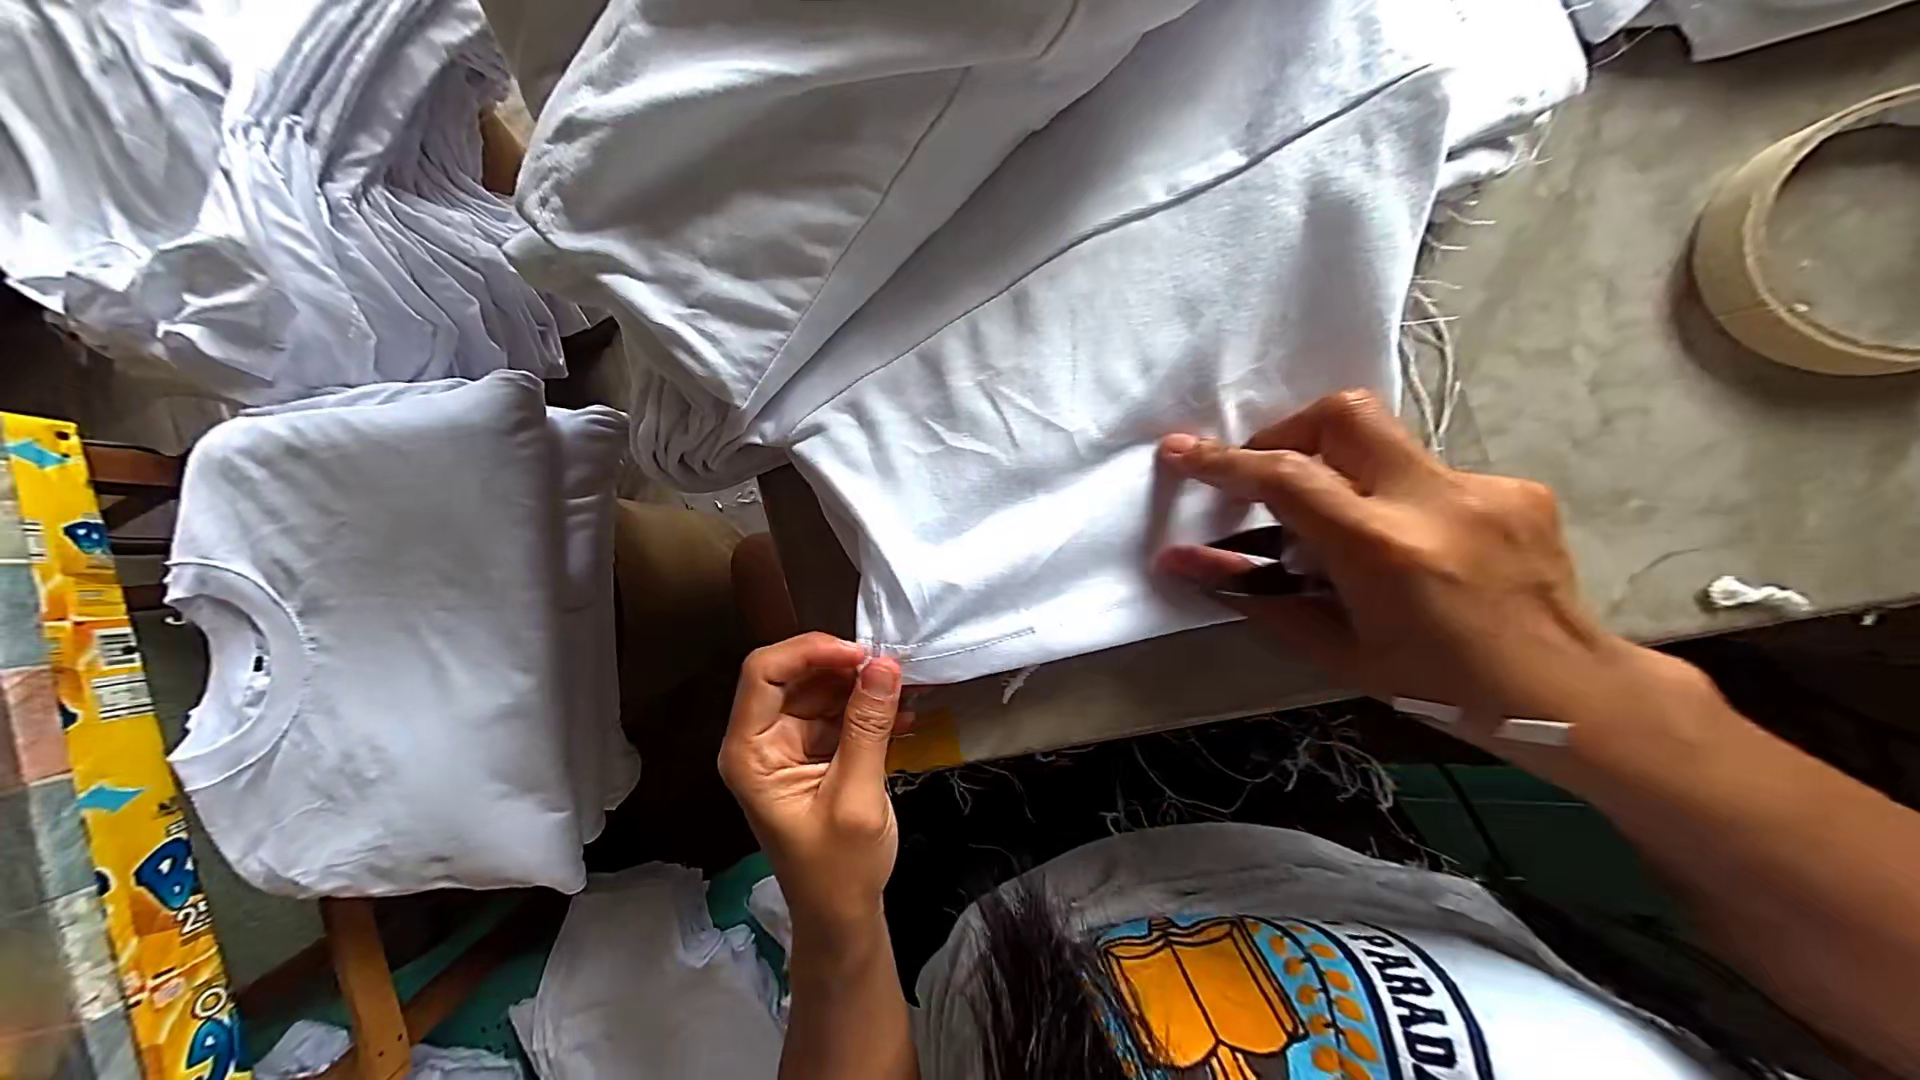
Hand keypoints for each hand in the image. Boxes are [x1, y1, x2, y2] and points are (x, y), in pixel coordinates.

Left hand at [718, 633, 905, 938]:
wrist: (844, 914)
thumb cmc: (840, 869)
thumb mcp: (856, 797)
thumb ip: (868, 727)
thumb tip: (884, 664)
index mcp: (751, 752)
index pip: (762, 673)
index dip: (808, 651)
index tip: (860, 655)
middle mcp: (763, 740)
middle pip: (793, 675)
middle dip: (841, 666)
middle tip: (890, 669)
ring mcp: (790, 744)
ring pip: (821, 688)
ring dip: (861, 685)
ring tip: (904, 689)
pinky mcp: (816, 751)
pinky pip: (839, 711)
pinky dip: (869, 707)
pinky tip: (903, 713)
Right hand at [1155, 389, 1654, 741]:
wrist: (1573, 693)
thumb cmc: (1438, 687)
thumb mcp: (1332, 648)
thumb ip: (1251, 594)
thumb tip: (1177, 562)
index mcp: (1385, 549)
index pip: (1288, 477)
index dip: (1223, 461)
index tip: (1179, 451)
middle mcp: (1436, 499)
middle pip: (1342, 415)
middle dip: (1287, 433)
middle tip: (1268, 478)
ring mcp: (1483, 485)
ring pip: (1382, 438)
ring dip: (1337, 468)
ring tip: (1338, 529)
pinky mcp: (1512, 485)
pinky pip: (1421, 469)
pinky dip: (1388, 495)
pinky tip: (1406, 546)